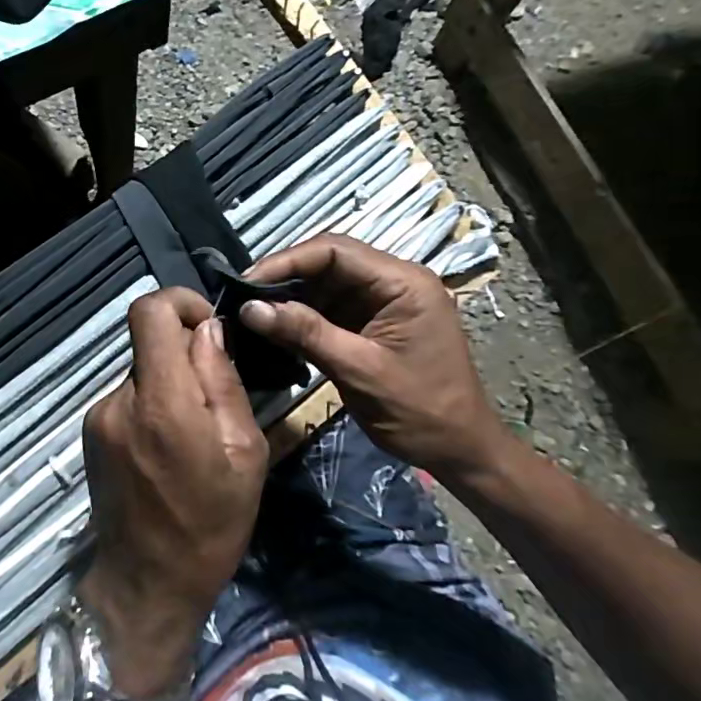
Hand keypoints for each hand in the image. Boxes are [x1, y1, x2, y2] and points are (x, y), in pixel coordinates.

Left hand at [81, 288, 268, 695]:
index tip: (208, 328)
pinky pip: (129, 399)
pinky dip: (152, 406)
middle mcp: (119, 399)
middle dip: (185, 355)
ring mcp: (98, 417)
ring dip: (170, 385)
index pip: (149, 311)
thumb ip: (222, 381)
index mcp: (161, 400)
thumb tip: (209, 330)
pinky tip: (168, 449)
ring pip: (142, 373)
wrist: (148, 584)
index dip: (181, 303)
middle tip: (215, 397)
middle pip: (149, 342)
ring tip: (194, 434)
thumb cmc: (210, 523)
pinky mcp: (91, 434)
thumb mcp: (244, 452)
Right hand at [240, 234, 504, 479]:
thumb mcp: (359, 370)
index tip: (247, 282)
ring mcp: (384, 302)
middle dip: (285, 278)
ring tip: (251, 313)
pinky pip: (332, 309)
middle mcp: (394, 282)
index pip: (335, 250)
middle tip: (242, 298)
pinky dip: (303, 318)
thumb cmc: (419, 410)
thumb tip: (249, 308)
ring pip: (326, 285)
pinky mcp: (373, 323)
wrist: (459, 450)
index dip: (287, 261)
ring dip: (290, 298)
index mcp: (403, 282)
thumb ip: (305, 333)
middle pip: (329, 262)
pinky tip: (274, 328)